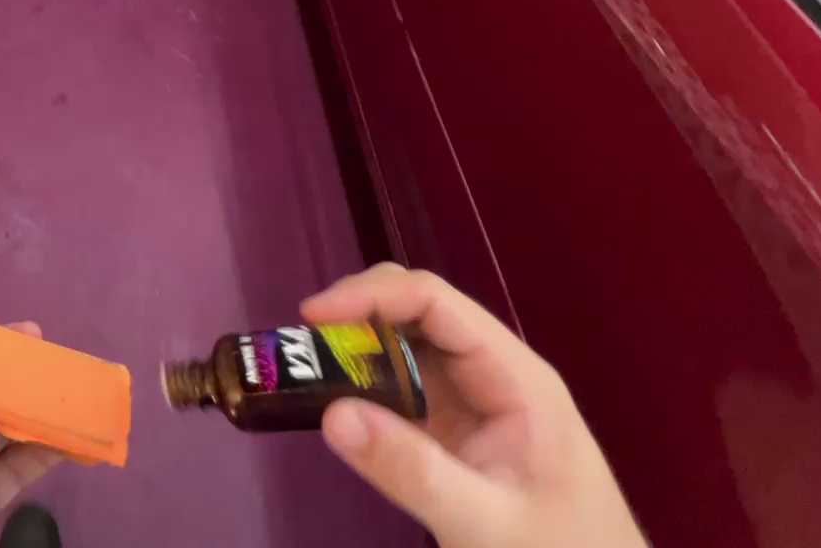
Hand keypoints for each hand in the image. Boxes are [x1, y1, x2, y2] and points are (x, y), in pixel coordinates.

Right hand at [303, 264, 648, 547]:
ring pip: (403, 335)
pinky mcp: (452, 418)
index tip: (312, 316)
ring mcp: (472, 393)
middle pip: (415, 304)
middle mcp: (492, 370)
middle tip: (306, 341)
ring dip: (355, 340)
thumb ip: (411, 470)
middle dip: (357, 310)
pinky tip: (336, 395)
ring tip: (310, 364)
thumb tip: (330, 414)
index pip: (434, 300)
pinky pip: (399, 373)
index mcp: (514, 376)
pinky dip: (361, 372)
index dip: (370, 295)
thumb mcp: (485, 526)